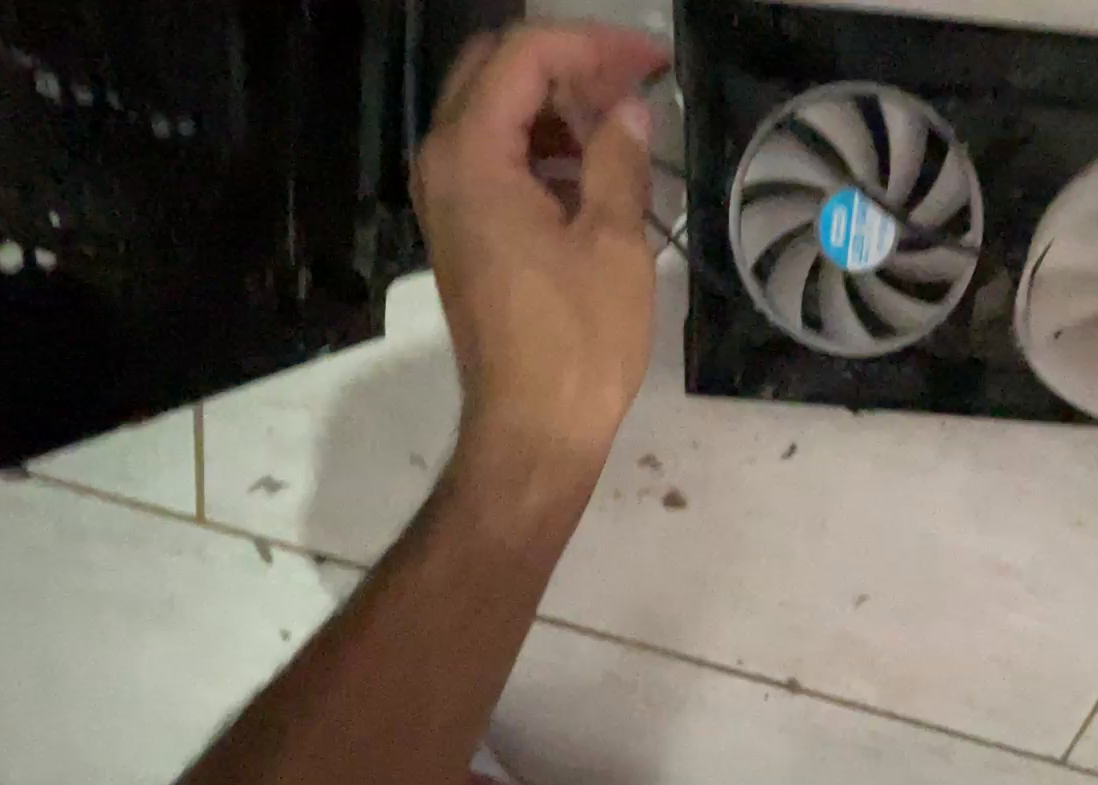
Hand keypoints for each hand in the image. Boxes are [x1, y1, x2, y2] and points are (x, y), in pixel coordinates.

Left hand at [413, 22, 669, 458]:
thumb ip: (619, 160)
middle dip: (570, 68)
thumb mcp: (614, 244)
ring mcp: (450, 204)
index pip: (523, 56)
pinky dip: (547, 157)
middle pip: (498, 76)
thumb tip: (629, 109)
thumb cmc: (580, 341)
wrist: (535, 426)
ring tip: (626, 132)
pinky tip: (597, 180)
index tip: (653, 60)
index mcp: (472, 156)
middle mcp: (444, 166)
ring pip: (498, 122)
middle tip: (638, 87)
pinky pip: (500, 169)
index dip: (592, 45)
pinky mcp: (468, 238)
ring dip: (560, 113)